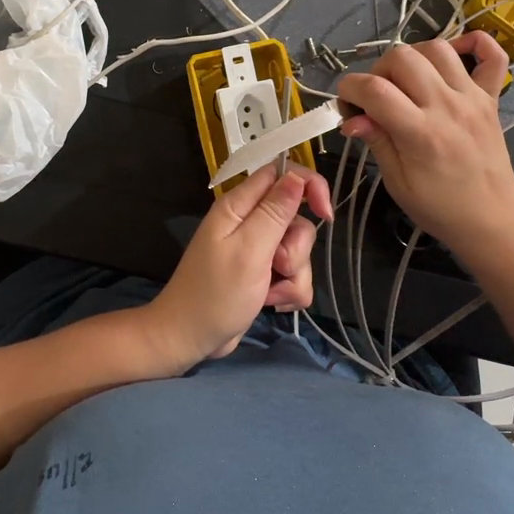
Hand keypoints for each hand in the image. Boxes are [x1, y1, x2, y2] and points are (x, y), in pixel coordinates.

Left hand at [142, 165, 333, 366]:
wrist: (190, 339)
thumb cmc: (215, 294)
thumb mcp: (249, 250)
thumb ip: (274, 212)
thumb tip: (296, 177)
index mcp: (239, 206)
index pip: (281, 174)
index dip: (308, 186)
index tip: (323, 213)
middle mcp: (248, 222)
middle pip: (295, 218)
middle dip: (297, 247)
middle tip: (277, 265)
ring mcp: (256, 249)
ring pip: (298, 250)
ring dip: (293, 275)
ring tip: (268, 292)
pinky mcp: (262, 274)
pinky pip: (292, 274)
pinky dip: (288, 290)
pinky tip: (271, 303)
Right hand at [335, 32, 513, 246]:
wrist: (493, 220)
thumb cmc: (440, 208)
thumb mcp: (397, 183)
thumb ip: (377, 142)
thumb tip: (351, 119)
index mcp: (421, 133)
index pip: (374, 90)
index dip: (349, 89)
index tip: (346, 106)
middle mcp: (447, 106)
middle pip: (402, 57)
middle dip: (377, 71)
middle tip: (377, 98)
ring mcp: (472, 97)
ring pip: (437, 48)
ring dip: (413, 57)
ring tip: (407, 81)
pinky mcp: (490, 97)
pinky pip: (492, 55)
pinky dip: (474, 43)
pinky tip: (454, 54)